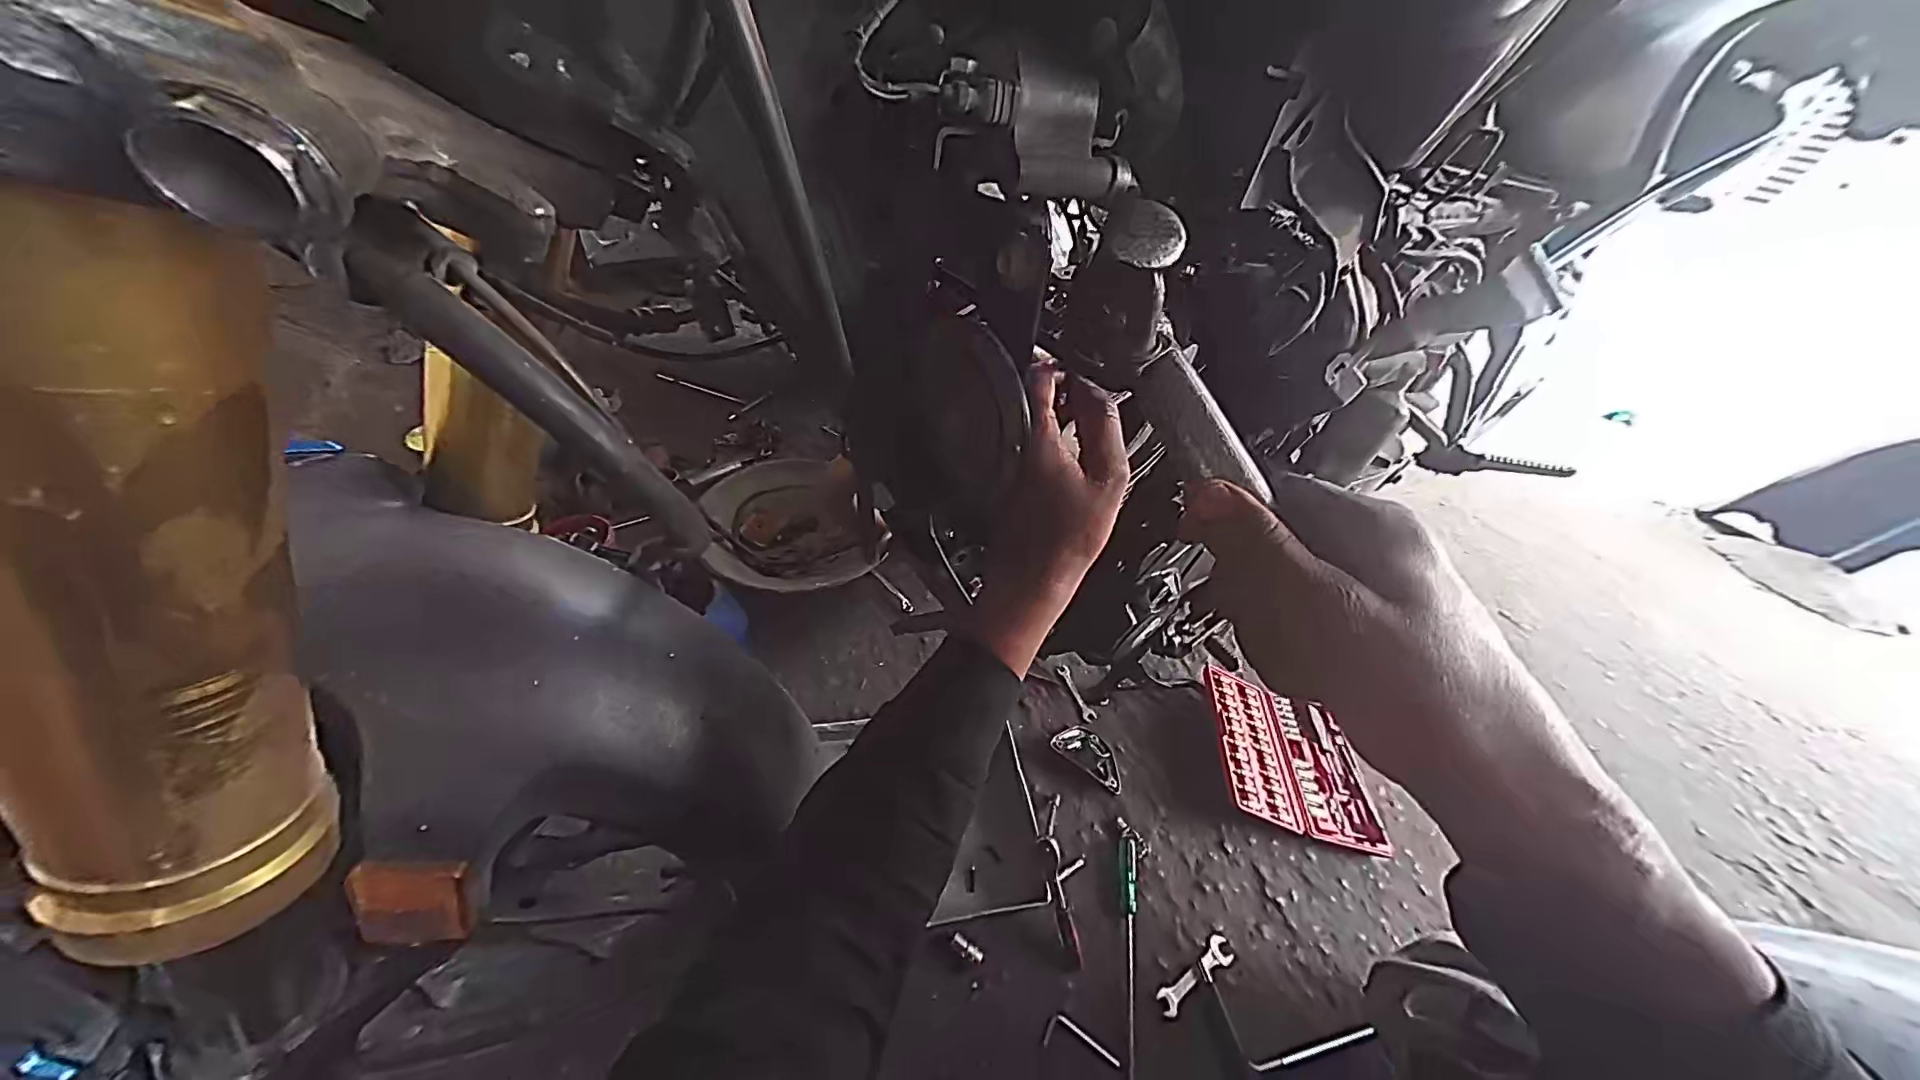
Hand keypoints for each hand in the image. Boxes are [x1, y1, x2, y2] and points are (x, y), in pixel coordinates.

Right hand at [968, 361, 1127, 676]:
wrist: (1024, 588)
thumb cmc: (1041, 540)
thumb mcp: (1040, 461)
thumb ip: (1042, 412)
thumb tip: (1043, 374)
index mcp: (1115, 467)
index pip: (1104, 403)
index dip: (1076, 377)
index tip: (1049, 366)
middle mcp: (1108, 481)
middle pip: (1093, 422)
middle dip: (1065, 398)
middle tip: (1036, 384)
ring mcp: (1088, 496)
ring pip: (1076, 443)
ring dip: (1055, 421)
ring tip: (1030, 410)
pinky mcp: (1066, 509)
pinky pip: (1062, 464)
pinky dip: (1047, 446)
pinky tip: (1027, 446)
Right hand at [1177, 474, 1583, 815]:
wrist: (1490, 777)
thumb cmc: (1426, 693)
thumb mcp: (1320, 606)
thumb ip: (1258, 546)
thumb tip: (1209, 493)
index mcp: (1370, 524)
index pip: (1270, 493)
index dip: (1229, 528)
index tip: (1209, 561)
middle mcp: (1374, 550)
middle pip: (1270, 548)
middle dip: (1255, 594)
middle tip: (1274, 628)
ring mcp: (1372, 593)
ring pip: (1280, 593)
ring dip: (1273, 631)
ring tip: (1302, 664)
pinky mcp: (1367, 631)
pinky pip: (1302, 627)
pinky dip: (1295, 654)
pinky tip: (1316, 678)